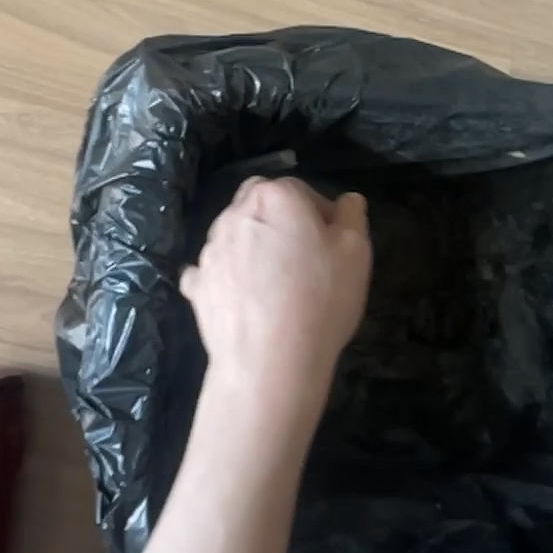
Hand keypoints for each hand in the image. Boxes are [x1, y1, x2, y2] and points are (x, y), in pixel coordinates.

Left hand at [181, 177, 370, 410]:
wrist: (269, 362)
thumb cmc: (320, 298)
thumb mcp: (356, 253)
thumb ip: (352, 216)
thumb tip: (347, 200)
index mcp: (275, 196)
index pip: (301, 190)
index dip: (320, 215)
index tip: (332, 244)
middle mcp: (236, 212)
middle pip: (261, 203)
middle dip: (280, 220)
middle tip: (303, 256)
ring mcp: (211, 248)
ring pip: (236, 233)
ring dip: (253, 246)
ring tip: (275, 283)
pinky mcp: (196, 282)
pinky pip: (213, 269)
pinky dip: (226, 275)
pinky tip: (241, 296)